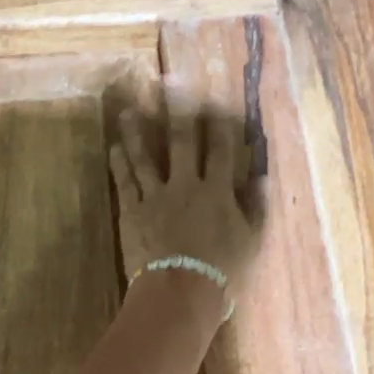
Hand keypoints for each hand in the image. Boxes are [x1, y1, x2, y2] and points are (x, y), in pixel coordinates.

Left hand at [109, 97, 264, 298]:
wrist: (182, 292)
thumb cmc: (222, 272)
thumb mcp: (250, 241)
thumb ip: (255, 207)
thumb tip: (259, 176)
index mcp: (217, 191)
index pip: (220, 149)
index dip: (219, 123)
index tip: (215, 99)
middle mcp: (186, 185)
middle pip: (181, 141)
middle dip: (176, 109)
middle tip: (168, 82)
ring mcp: (156, 197)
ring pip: (145, 156)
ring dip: (136, 131)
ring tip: (128, 110)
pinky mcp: (132, 212)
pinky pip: (125, 182)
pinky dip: (119, 163)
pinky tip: (114, 147)